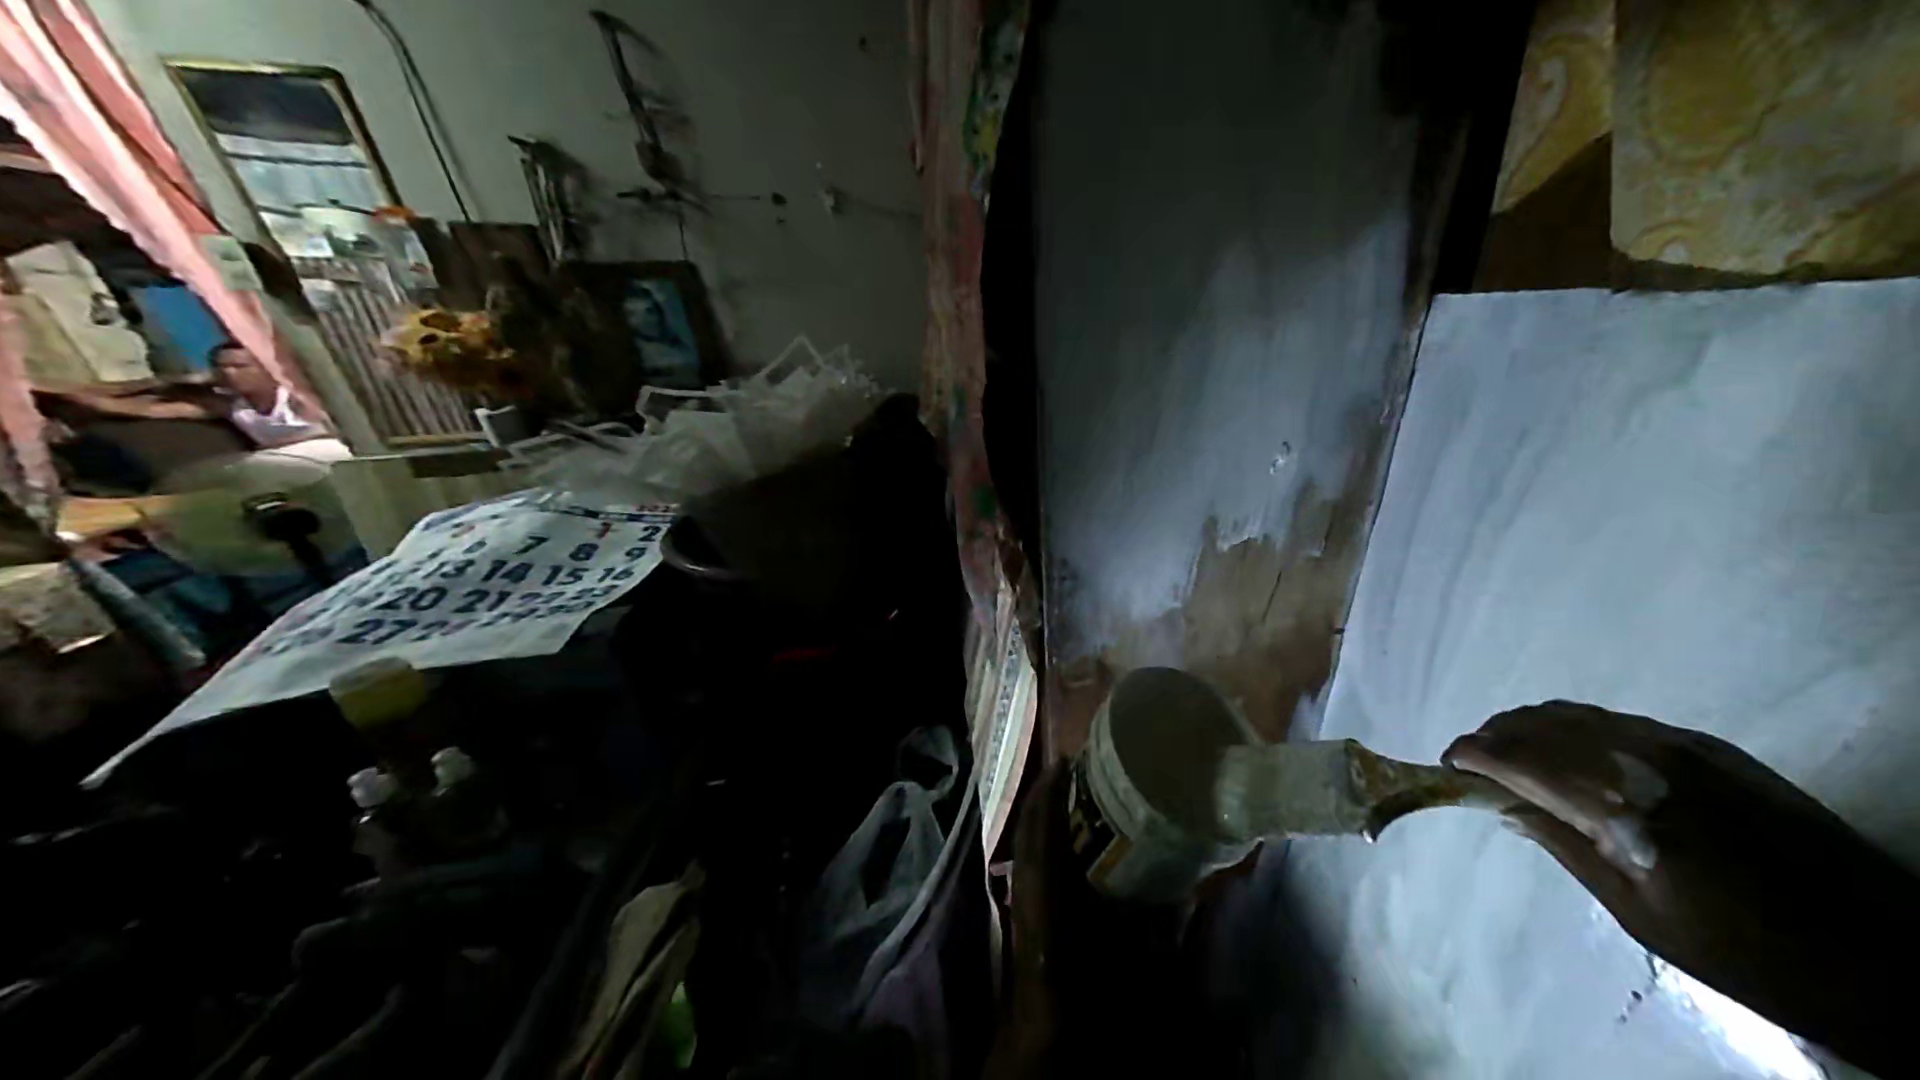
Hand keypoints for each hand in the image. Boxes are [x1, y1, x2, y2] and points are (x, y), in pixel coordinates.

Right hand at [1445, 702, 1915, 1075]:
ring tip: (1517, 758)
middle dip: (1495, 738)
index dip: (1472, 755)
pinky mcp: (1711, 747)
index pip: (1519, 758)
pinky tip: (1575, 758)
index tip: (1447, 765)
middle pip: (1539, 724)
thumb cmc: (1746, 952)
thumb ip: (1564, 843)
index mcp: (1624, 806)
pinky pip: (1616, 720)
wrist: (1893, 960)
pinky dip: (1575, 730)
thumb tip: (1502, 804)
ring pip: (1574, 714)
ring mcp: (1683, 746)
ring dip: (1532, 729)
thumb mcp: (1637, 911)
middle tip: (1476, 765)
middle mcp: (1647, 759)